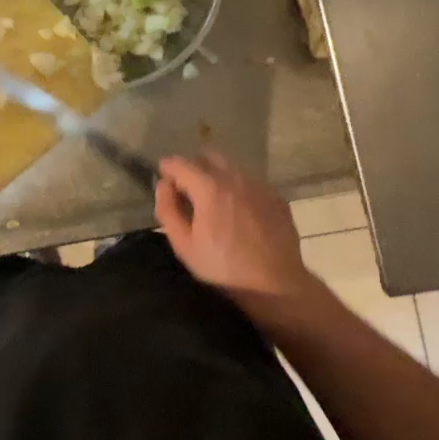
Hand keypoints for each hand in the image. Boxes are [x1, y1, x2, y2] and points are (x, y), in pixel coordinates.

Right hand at [155, 150, 321, 321]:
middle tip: (188, 190)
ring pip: (232, 167)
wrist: (274, 284)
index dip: (167, 168)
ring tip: (214, 202)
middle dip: (194, 166)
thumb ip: (168, 210)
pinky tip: (239, 213)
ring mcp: (260, 185)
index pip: (180, 163)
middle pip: (209, 156)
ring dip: (217, 176)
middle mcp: (236, 178)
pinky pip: (251, 182)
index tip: (162, 177)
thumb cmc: (222, 268)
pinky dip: (239, 189)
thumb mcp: (184, 245)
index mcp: (209, 188)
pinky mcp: (276, 197)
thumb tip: (163, 185)